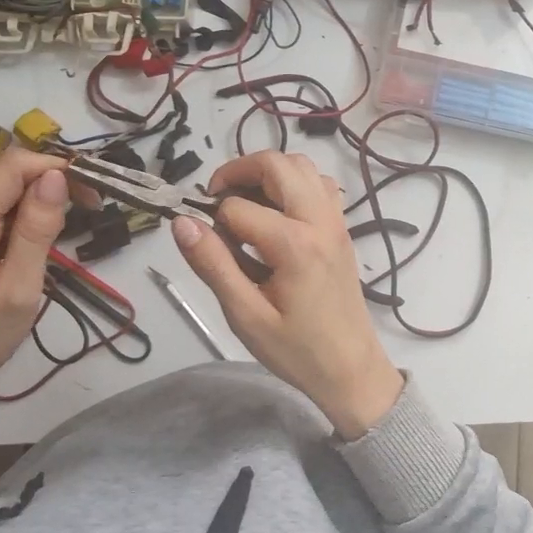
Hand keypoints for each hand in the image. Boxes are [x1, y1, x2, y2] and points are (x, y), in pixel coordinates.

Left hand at [0, 148, 73, 413]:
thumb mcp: (17, 293)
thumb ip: (36, 232)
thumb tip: (56, 178)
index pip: (13, 168)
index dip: (58, 169)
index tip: (94, 193)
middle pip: (7, 172)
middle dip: (52, 183)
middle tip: (90, 211)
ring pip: (0, 184)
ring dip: (37, 197)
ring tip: (63, 230)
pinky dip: (18, 211)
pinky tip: (32, 238)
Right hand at [172, 150, 403, 437]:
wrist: (351, 368)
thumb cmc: (296, 350)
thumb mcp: (245, 315)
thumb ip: (213, 265)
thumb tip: (181, 222)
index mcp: (294, 244)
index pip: (237, 208)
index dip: (211, 220)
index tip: (204, 243)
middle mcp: (319, 221)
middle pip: (277, 163)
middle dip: (238, 171)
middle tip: (215, 200)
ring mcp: (336, 221)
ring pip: (302, 166)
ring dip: (268, 173)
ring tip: (243, 204)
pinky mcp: (342, 229)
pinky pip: (319, 185)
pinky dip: (294, 184)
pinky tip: (276, 213)